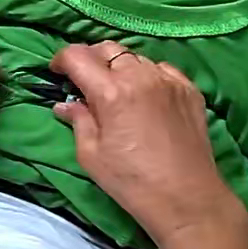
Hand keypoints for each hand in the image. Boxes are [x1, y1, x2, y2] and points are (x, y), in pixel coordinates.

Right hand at [50, 41, 246, 247]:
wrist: (187, 199)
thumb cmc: (132, 182)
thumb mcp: (91, 155)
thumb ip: (78, 121)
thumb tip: (66, 105)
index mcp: (111, 92)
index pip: (78, 56)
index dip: (62, 60)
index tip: (58, 72)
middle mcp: (141, 77)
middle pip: (107, 49)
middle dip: (89, 59)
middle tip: (83, 80)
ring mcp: (169, 81)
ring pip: (135, 57)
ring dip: (118, 66)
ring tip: (114, 89)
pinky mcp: (189, 90)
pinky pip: (161, 69)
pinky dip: (146, 75)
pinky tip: (144, 95)